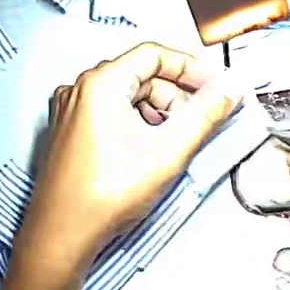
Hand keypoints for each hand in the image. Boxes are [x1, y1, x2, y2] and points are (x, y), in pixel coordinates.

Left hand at [23, 43, 236, 266]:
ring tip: (173, 143)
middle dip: (175, 96)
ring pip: (127, 96)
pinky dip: (136, 124)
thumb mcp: (168, 152)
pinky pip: (110, 113)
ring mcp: (70, 112)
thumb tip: (227, 93)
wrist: (62, 235)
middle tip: (198, 121)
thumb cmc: (102, 197)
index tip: (212, 85)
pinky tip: (148, 151)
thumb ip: (204, 116)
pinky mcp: (69, 133)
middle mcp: (80, 91)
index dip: (190, 68)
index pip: (154, 55)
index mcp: (101, 84)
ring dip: (157, 113)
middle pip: (141, 76)